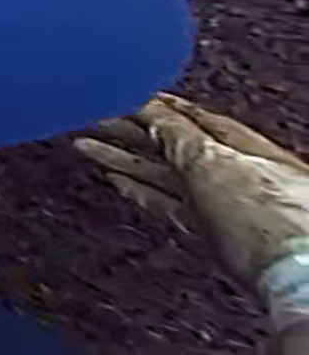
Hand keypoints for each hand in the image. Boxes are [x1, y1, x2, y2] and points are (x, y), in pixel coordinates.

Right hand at [76, 94, 308, 333]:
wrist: (297, 278)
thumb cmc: (268, 216)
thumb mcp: (203, 154)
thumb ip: (168, 125)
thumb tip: (135, 98)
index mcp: (251, 152)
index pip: (193, 118)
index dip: (152, 103)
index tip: (113, 92)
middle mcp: (244, 177)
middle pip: (175, 145)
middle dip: (128, 130)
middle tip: (87, 117)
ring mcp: (230, 207)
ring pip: (165, 173)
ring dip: (122, 157)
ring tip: (83, 145)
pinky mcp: (215, 234)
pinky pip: (168, 203)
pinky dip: (139, 189)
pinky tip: (116, 180)